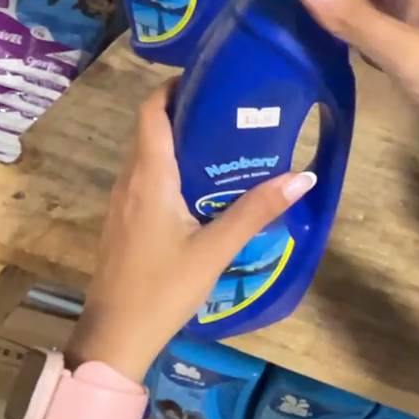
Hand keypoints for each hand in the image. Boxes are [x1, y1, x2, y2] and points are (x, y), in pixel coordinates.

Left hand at [67, 79, 315, 379]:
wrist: (116, 338)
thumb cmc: (163, 288)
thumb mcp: (215, 250)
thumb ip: (256, 211)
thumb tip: (302, 176)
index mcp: (149, 176)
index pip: (152, 111)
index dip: (174, 87)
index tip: (210, 79)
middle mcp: (130, 180)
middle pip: (151, 129)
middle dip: (185, 112)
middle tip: (230, 110)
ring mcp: (121, 202)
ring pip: (147, 155)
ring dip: (178, 141)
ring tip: (223, 142)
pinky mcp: (123, 222)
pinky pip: (145, 178)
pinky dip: (170, 167)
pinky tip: (200, 186)